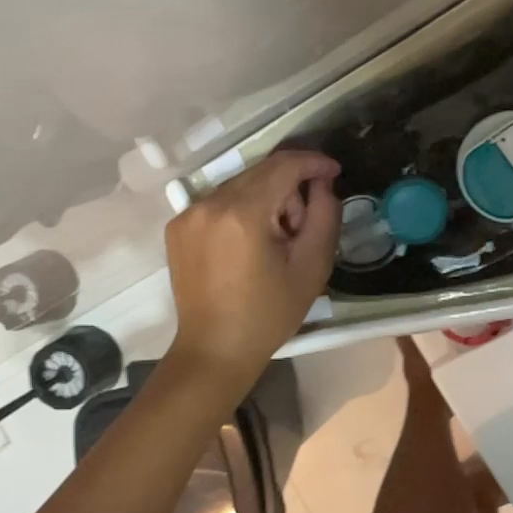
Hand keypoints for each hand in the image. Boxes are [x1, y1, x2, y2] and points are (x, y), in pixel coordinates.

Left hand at [164, 150, 341, 383]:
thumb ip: (324, 215)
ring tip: (275, 240)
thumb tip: (322, 184)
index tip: (335, 172)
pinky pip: (219, 202)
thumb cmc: (268, 315)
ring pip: (240, 186)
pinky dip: (241, 211)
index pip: (283, 166)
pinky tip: (248, 246)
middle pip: (261, 173)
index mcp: (243, 214)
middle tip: (303, 225)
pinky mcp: (177, 227)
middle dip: (290, 188)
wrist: (214, 349)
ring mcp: (188, 214)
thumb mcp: (311, 267)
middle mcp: (209, 204)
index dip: (314, 162)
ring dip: (265, 200)